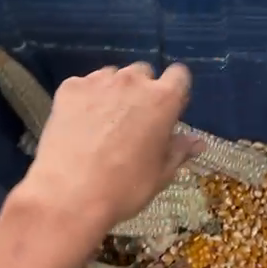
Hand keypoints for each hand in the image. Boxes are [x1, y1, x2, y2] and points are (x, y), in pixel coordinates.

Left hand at [8, 61, 201, 256]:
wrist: (70, 194)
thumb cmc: (125, 188)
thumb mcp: (160, 174)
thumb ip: (179, 151)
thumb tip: (197, 141)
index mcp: (162, 101)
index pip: (180, 75)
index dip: (176, 92)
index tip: (170, 112)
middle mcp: (132, 81)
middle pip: (144, 73)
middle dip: (144, 91)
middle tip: (136, 123)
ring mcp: (98, 81)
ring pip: (114, 76)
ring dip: (116, 93)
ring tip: (107, 124)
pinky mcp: (69, 87)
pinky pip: (86, 85)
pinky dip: (89, 99)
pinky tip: (83, 125)